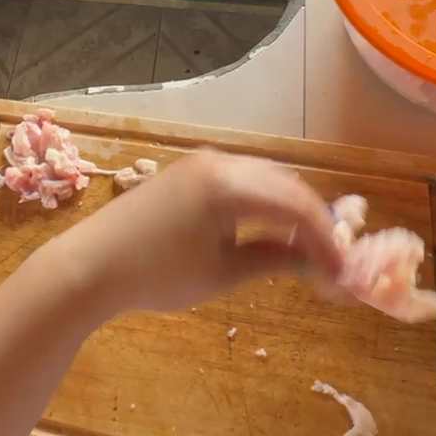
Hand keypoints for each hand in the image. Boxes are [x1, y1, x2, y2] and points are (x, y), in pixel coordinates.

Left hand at [40, 149, 344, 316]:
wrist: (92, 263)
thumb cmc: (157, 274)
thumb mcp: (223, 273)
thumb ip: (276, 260)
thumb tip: (321, 264)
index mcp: (229, 184)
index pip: (298, 206)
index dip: (328, 240)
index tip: (343, 273)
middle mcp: (220, 161)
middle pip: (286, 184)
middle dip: (314, 220)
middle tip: (331, 261)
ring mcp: (202, 161)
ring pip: (266, 177)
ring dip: (291, 208)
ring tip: (306, 249)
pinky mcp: (190, 169)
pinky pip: (242, 178)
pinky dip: (265, 200)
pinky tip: (271, 229)